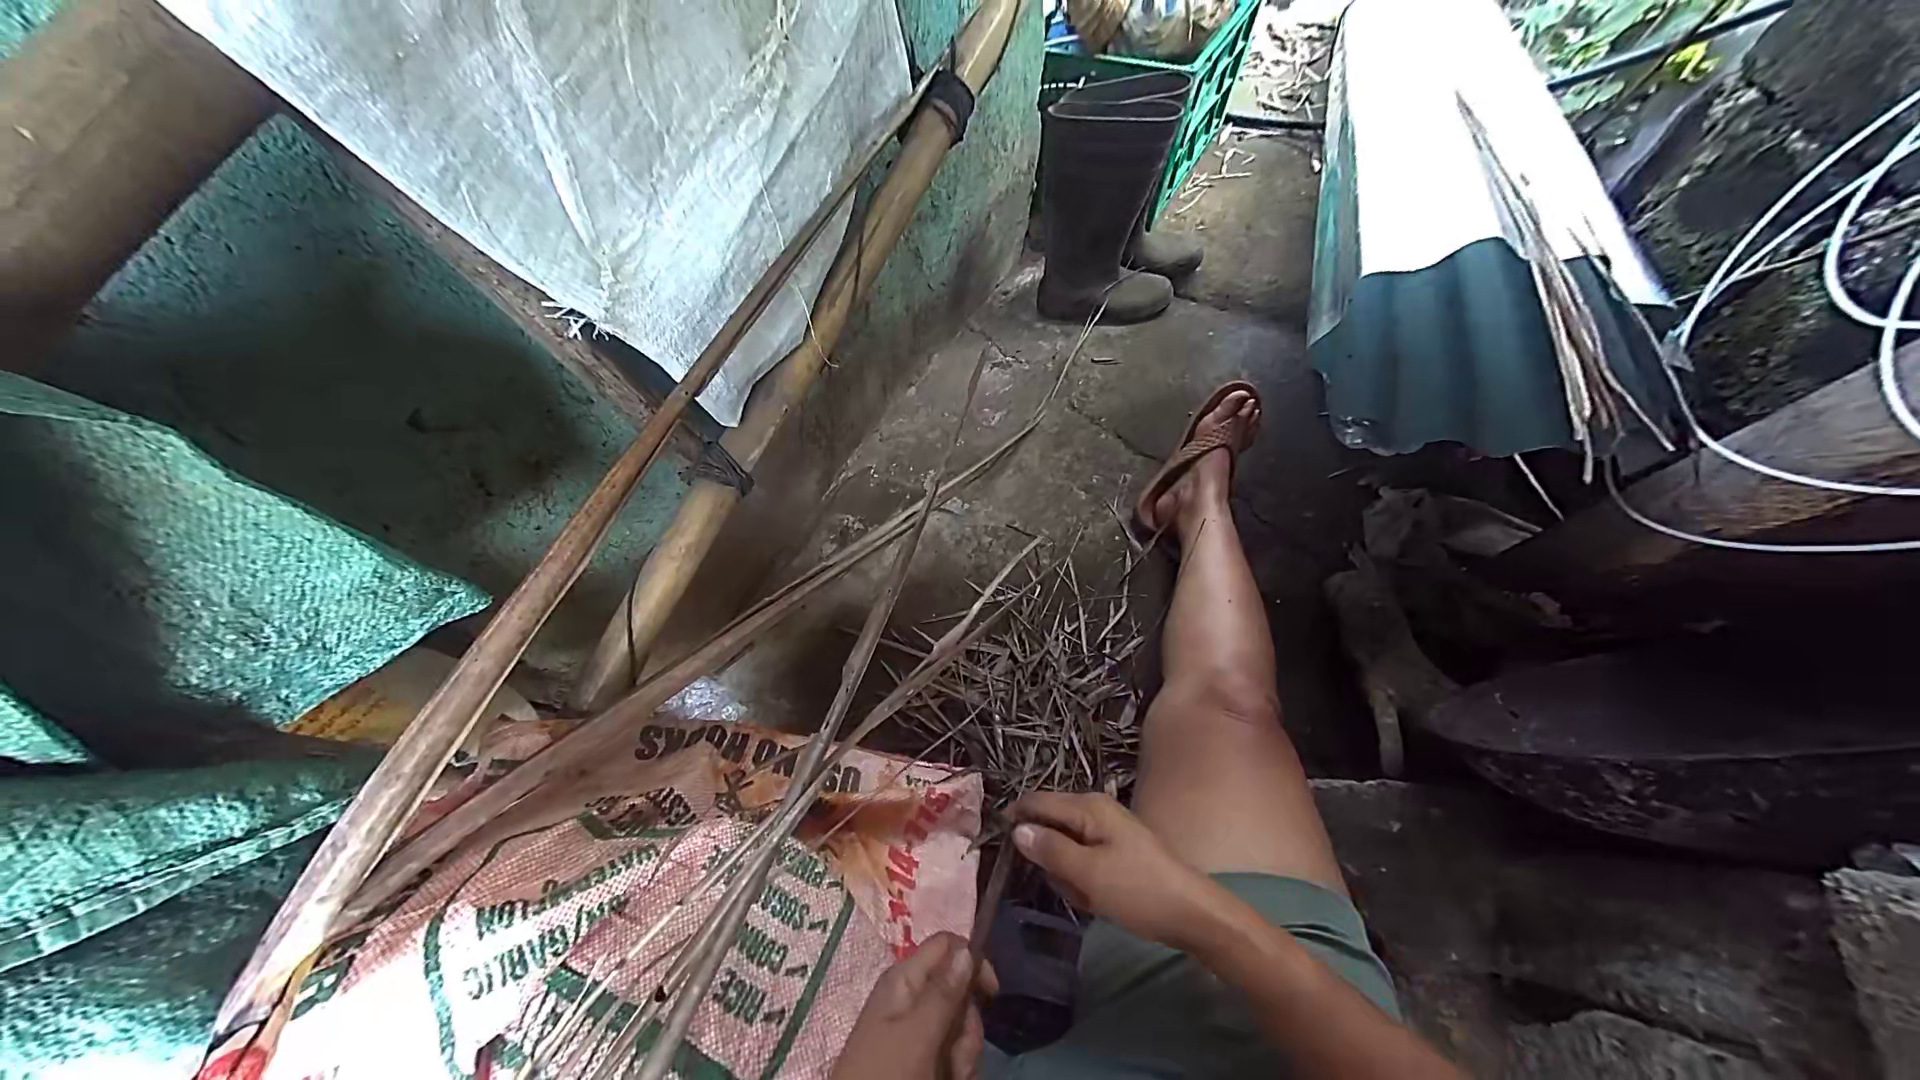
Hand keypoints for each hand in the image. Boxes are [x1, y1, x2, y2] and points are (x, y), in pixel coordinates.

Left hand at [831, 931, 996, 1079]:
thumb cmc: (885, 1076)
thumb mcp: (917, 1036)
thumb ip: (943, 993)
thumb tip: (968, 949)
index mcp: (905, 979)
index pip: (946, 945)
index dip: (973, 961)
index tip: (991, 995)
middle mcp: (912, 996)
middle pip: (959, 989)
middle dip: (968, 1025)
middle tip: (958, 1059)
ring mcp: (916, 1028)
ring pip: (959, 1025)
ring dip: (964, 1053)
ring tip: (952, 1077)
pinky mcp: (921, 1056)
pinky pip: (952, 1050)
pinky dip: (957, 1067)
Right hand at [1010, 792, 1226, 951]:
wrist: (1193, 914)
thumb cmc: (1139, 890)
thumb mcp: (1088, 874)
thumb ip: (1050, 849)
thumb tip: (1017, 830)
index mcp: (1088, 806)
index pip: (1037, 800)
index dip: (1015, 817)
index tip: (997, 844)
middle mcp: (1095, 809)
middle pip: (1050, 822)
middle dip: (1046, 854)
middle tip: (1058, 883)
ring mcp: (1107, 829)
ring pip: (1065, 846)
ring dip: (1065, 872)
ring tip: (1083, 895)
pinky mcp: (1116, 850)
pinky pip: (1083, 859)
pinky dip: (1082, 879)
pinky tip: (1096, 899)